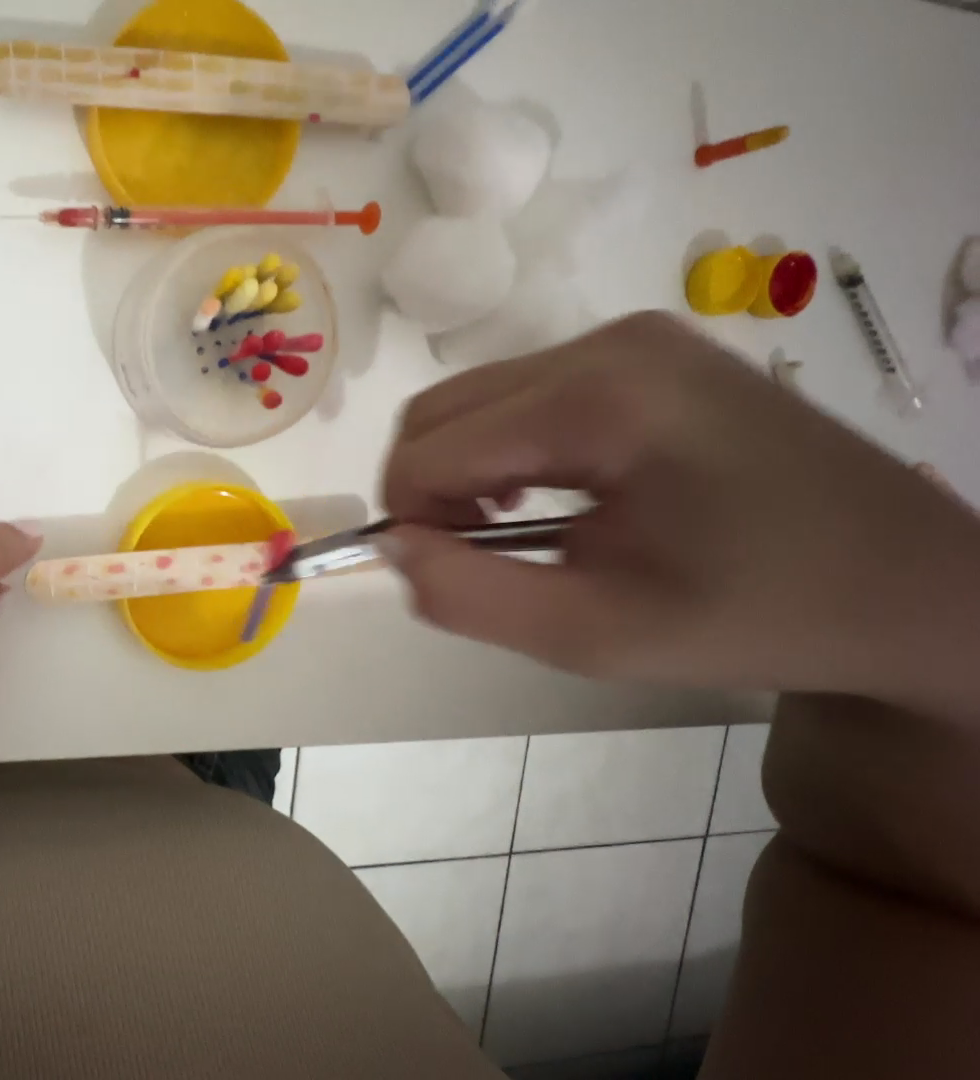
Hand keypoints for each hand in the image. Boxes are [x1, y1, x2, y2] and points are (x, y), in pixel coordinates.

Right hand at [378, 312, 979, 712]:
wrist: (915, 584)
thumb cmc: (753, 617)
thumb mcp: (590, 636)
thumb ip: (464, 595)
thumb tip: (391, 545)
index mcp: (598, 401)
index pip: (427, 450)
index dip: (412, 519)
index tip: (454, 572)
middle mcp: (605, 343)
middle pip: (436, 411)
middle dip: (428, 489)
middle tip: (479, 551)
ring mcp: (630, 336)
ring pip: (468, 399)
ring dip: (460, 468)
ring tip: (516, 524)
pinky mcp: (642, 348)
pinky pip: (514, 393)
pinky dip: (499, 446)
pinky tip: (548, 489)